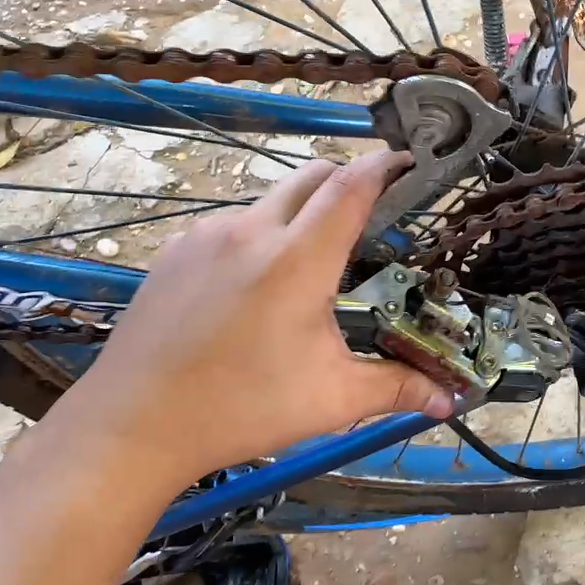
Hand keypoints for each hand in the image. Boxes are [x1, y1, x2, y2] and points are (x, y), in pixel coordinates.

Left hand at [52, 152, 453, 486]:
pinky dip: (256, 237)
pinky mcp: (174, 251)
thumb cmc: (241, 410)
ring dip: (298, 213)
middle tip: (367, 211)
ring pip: (268, 201)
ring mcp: (205, 236)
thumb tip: (450, 399)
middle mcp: (251, 231)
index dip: (383, 165)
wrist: (133, 424)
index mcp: (297, 261)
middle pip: (311, 176)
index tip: (406, 160)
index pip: (350, 187)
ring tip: (307, 264)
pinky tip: (251, 287)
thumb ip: (395, 387)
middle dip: (344, 180)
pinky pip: (229, 225)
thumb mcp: (330, 400)